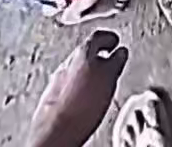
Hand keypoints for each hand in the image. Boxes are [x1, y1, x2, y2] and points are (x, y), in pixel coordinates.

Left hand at [25, 31, 128, 146]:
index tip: (115, 42)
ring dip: (87, 74)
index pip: (99, 36)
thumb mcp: (110, 76)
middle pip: (86, 53)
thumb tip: (121, 52)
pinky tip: (83, 101)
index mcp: (82, 51)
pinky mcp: (49, 102)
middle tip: (109, 61)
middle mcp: (67, 63)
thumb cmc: (81, 105)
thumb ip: (117, 60)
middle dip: (98, 57)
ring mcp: (56, 83)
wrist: (55, 135)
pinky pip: (67, 89)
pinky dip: (77, 90)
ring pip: (76, 71)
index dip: (110, 38)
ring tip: (98, 84)